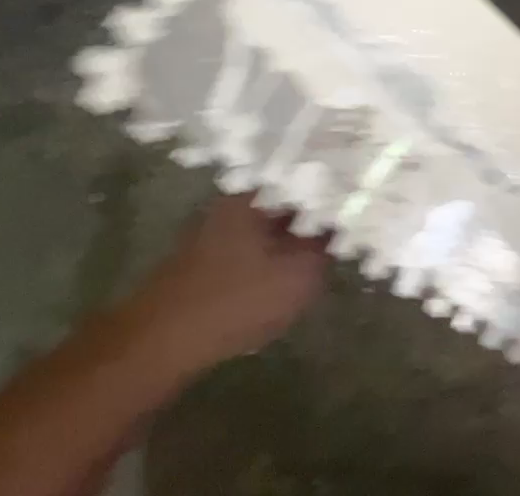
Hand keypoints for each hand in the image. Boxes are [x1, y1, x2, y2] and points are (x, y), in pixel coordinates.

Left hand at [127, 194, 330, 367]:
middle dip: (317, 211)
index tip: (360, 198)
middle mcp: (234, 201)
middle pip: (289, 197)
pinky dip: (274, 253)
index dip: (337, 186)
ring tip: (324, 249)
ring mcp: (216, 229)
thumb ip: (327, 244)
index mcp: (256, 193)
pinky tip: (287, 272)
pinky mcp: (205, 259)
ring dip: (296, 234)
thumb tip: (346, 220)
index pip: (308, 175)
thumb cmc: (235, 301)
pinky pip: (253, 244)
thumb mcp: (299, 274)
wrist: (159, 343)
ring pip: (270, 222)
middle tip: (347, 226)